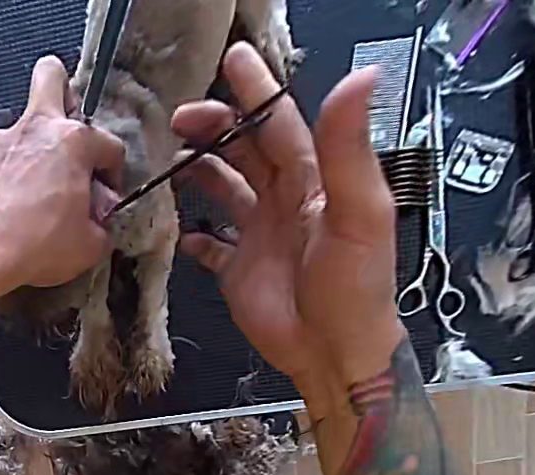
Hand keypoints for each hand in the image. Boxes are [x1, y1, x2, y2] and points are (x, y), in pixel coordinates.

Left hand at [0, 57, 125, 292]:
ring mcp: (7, 139)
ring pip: (29, 122)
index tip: (108, 195)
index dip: (115, 174)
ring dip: (44, 146)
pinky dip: (22, 170)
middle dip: (68, 98)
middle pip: (53, 76)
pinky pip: (10, 153)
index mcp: (74, 141)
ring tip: (51, 188)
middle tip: (75, 138)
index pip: (110, 144)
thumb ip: (103, 226)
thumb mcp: (91, 245)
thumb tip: (100, 223)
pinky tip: (27, 202)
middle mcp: (39, 128)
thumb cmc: (38, 243)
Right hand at [173, 44, 403, 400]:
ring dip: (201, 171)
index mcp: (314, 184)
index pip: (281, 126)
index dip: (258, 94)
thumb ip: (348, 152)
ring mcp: (260, 238)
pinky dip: (196, 237)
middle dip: (216, 127)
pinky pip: (212, 246)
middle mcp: (284, 204)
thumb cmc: (355, 291)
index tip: (233, 62)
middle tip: (183, 114)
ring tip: (174, 159)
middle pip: (245, 151)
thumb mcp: (360, 217)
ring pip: (225, 190)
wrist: (334, 353)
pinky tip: (182, 231)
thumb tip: (360, 79)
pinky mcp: (240, 272)